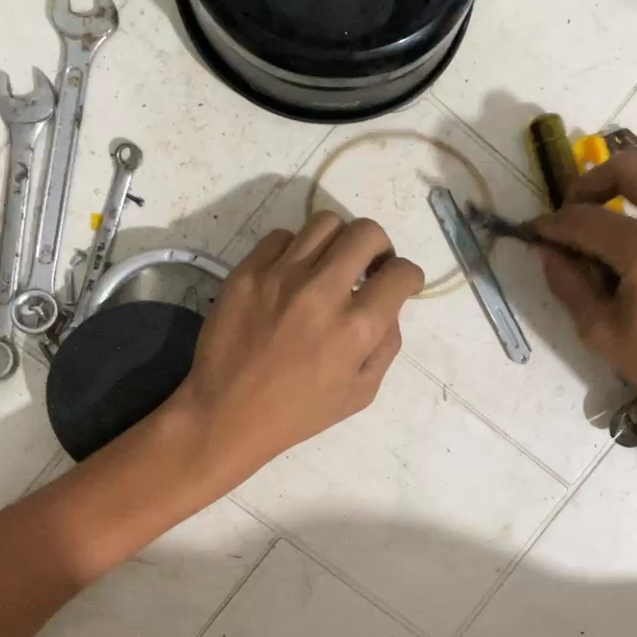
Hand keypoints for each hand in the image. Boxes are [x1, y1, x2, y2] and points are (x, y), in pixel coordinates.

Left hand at [170, 212, 424, 474]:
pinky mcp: (247, 272)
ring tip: (331, 264)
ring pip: (325, 223)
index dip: (410, 276)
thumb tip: (390, 308)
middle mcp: (322, 291)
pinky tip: (293, 273)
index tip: (401, 284)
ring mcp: (280, 276)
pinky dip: (296, 249)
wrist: (226, 413)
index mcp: (355, 327)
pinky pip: (281, 237)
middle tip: (369, 267)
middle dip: (380, 246)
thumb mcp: (361, 393)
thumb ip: (386, 345)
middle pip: (366, 232)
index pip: (400, 273)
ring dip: (339, 241)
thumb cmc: (298, 412)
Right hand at [531, 150, 636, 470]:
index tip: (535, 232)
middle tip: (571, 214)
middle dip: (589, 183)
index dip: (553, 223)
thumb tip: (547, 249)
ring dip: (624, 203)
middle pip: (629, 168)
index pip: (585, 218)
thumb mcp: (602, 331)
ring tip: (606, 247)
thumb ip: (567, 282)